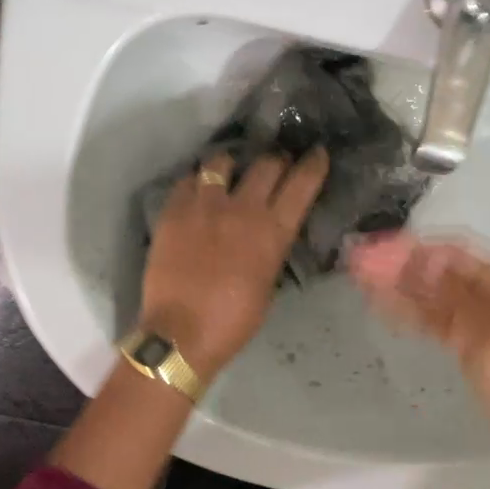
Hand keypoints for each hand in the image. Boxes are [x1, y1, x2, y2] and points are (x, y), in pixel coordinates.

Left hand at [141, 148, 329, 376]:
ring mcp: (204, 206)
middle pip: (267, 164)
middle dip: (275, 161)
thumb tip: (266, 236)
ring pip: (221, 162)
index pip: (302, 183)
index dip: (313, 164)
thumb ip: (269, 251)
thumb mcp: (266, 286)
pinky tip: (196, 192)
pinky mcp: (173, 211)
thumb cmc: (232, 322)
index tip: (317, 154)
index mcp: (273, 232)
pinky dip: (196, 182)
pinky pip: (188, 181)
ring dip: (231, 165)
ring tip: (228, 172)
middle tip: (274, 166)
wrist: (181, 334)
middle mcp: (242, 209)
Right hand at [348, 233, 489, 459]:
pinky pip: (439, 325)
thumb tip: (418, 260)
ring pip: (436, 300)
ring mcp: (484, 325)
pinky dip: (413, 315)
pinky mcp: (473, 350)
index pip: (454, 255)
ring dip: (401, 289)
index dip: (413, 249)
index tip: (374, 249)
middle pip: (442, 275)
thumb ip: (452, 298)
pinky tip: (387, 308)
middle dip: (401, 266)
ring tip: (362, 280)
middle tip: (358, 262)